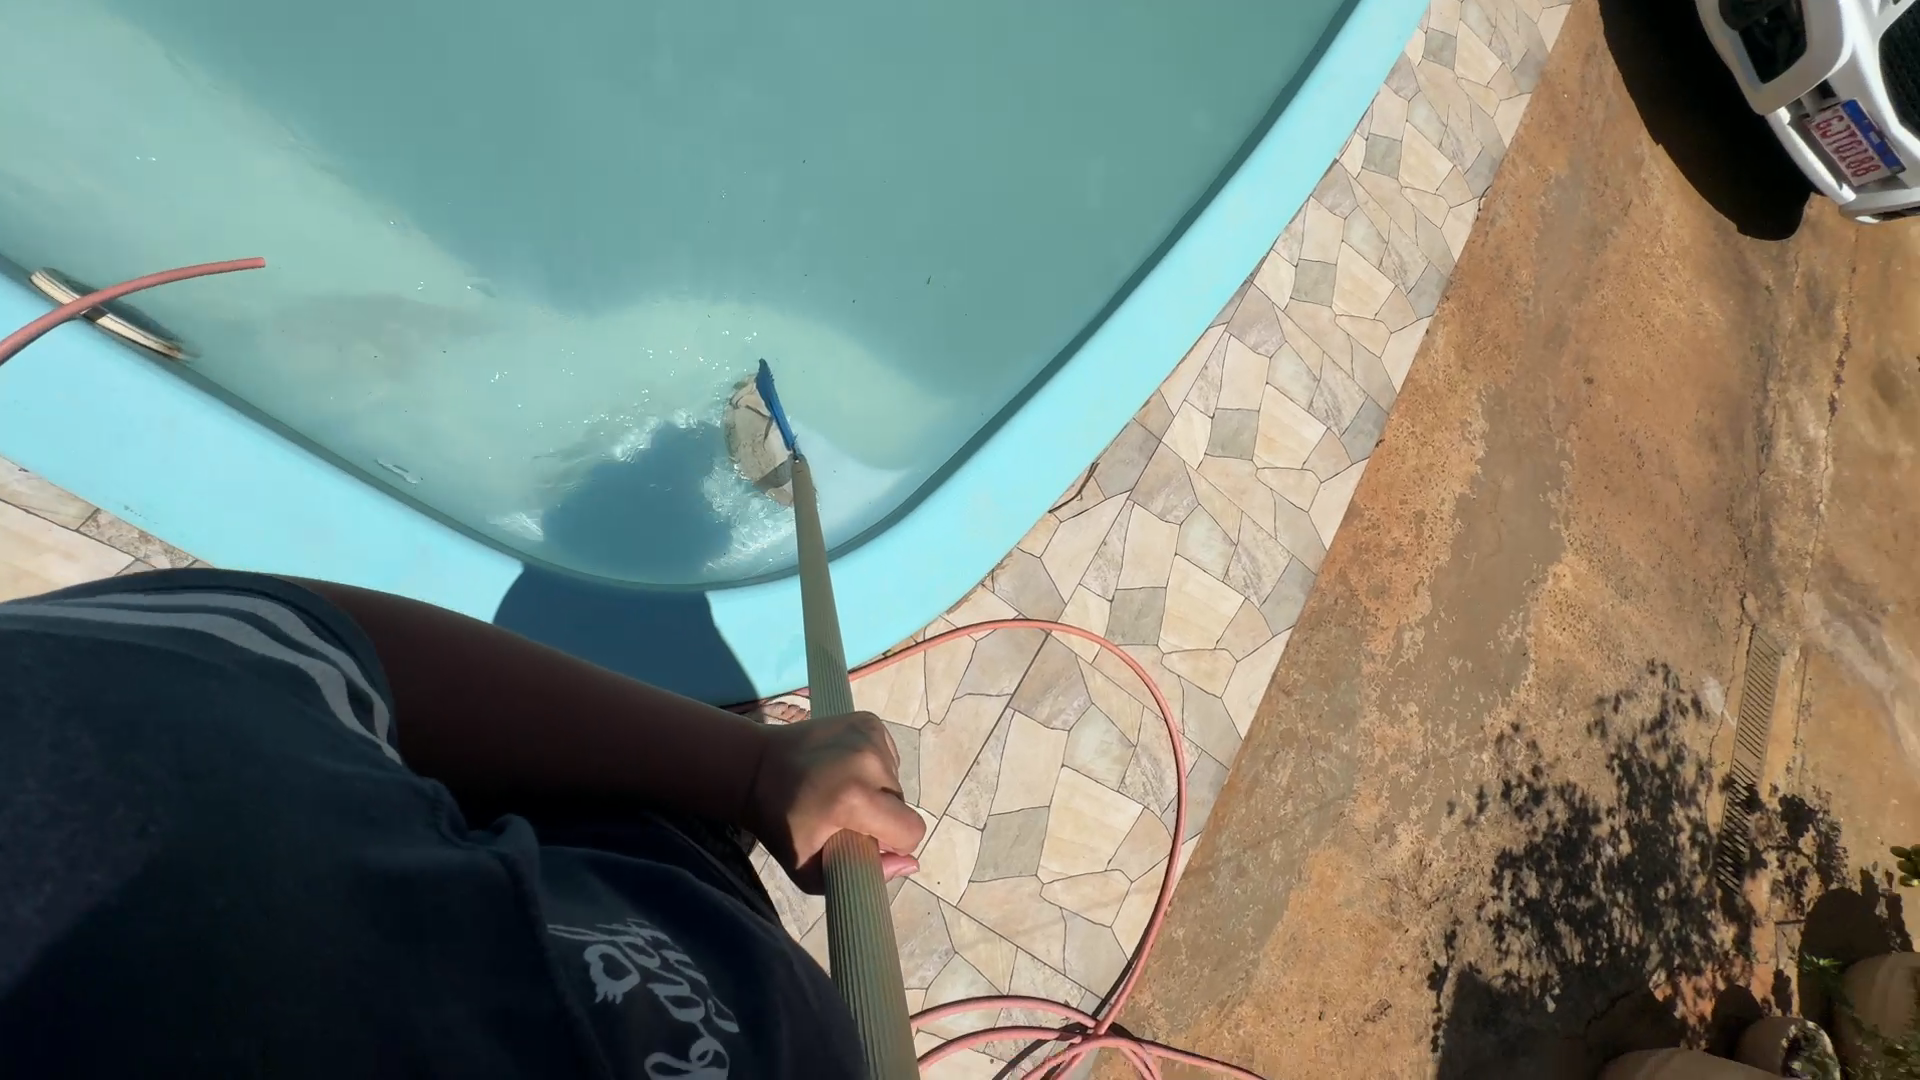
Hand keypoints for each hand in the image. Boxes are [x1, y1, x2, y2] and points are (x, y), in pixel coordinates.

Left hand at [745, 710, 925, 892]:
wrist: (756, 767)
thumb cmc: (780, 825)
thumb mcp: (810, 869)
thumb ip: (866, 874)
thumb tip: (911, 864)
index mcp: (854, 798)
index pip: (910, 830)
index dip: (895, 844)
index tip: (869, 842)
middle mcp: (869, 760)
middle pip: (901, 804)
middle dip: (882, 817)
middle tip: (846, 816)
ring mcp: (869, 735)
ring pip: (894, 779)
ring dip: (877, 791)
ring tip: (841, 790)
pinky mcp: (868, 720)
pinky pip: (889, 756)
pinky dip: (875, 767)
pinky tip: (845, 769)